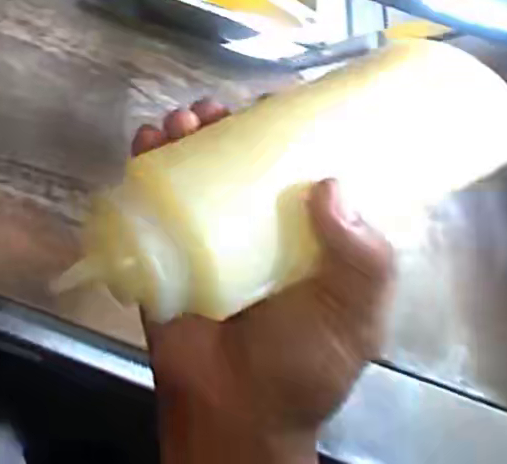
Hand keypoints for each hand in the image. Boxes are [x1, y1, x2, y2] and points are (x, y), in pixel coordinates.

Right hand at [137, 100, 395, 463]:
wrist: (227, 407)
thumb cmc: (296, 366)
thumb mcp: (350, 321)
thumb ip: (361, 266)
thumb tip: (332, 187)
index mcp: (299, 231)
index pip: (293, 164)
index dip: (285, 127)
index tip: (276, 100)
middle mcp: (250, 219)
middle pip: (234, 154)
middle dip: (222, 122)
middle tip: (216, 111)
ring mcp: (202, 224)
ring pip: (190, 162)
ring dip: (182, 131)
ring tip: (182, 120)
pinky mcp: (160, 234)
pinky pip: (149, 187)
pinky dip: (145, 156)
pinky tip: (148, 139)